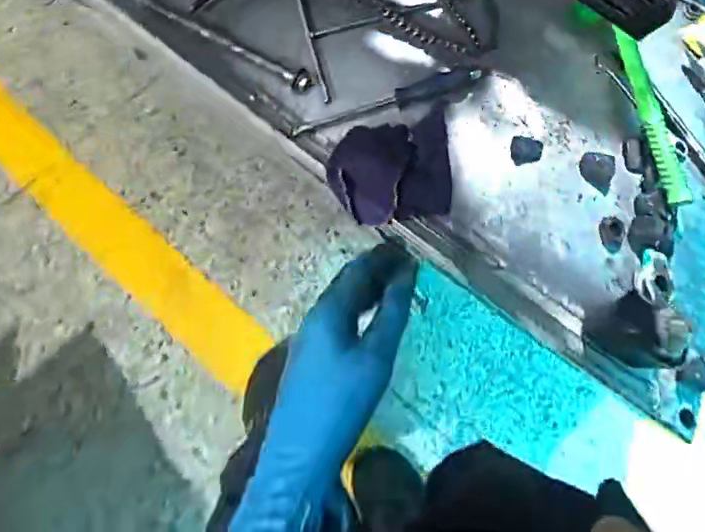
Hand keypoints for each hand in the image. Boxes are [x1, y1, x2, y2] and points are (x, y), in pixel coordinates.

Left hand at [233, 244, 416, 528]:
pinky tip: (369, 319)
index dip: (382, 258)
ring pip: (341, 300)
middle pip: (347, 282)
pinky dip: (358, 308)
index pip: (358, 270)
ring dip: (366, 289)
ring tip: (392, 285)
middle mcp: (315, 315)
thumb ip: (391, 314)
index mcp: (328, 309)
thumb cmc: (340, 402)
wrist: (298, 454)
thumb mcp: (375, 358)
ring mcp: (309, 336)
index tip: (406, 250)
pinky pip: (337, 318)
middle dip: (375, 270)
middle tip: (403, 264)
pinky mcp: (310, 356)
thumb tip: (406, 275)